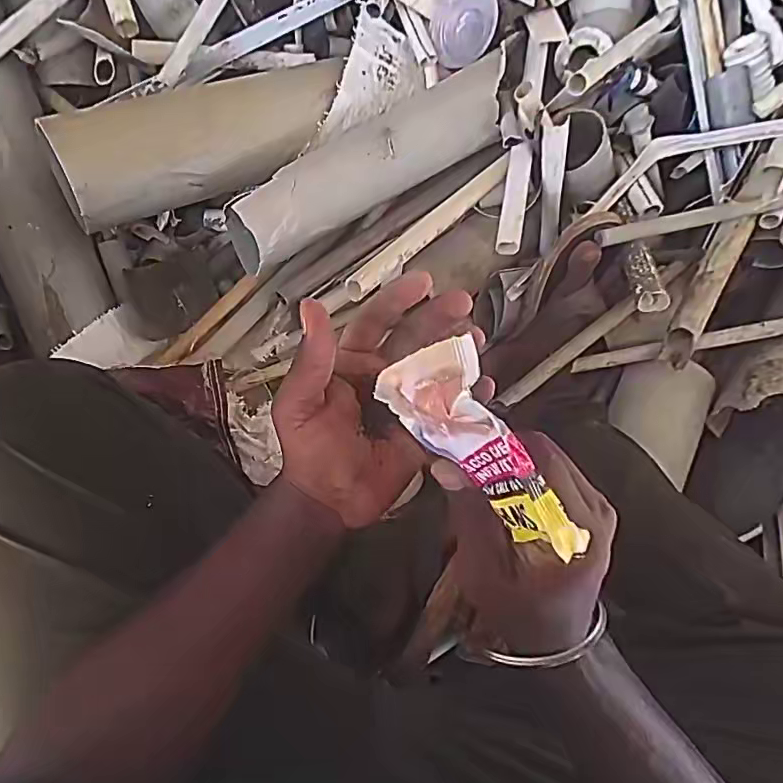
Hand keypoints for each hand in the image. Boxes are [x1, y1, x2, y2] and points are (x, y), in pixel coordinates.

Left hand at [274, 272, 479, 528]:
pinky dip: (468, 397)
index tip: (424, 282)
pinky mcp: (425, 429)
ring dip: (458, 351)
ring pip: (437, 368)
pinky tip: (483, 385)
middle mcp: (383, 375)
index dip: (398, 301)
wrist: (328, 500)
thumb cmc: (307, 449)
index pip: (377, 322)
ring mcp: (407, 401)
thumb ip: (311, 359)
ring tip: (476, 339)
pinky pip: (449, 409)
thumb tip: (310, 307)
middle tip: (463, 303)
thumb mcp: (299, 403)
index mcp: (352, 363)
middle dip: (439, 318)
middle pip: (415, 339)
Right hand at [435, 432, 617, 653]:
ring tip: (481, 477)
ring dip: (511, 461)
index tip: (463, 444)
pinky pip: (555, 473)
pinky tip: (503, 492)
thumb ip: (470, 513)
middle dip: (501, 450)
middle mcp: (594, 509)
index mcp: (575, 524)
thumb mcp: (484, 569)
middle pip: (544, 451)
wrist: (554, 641)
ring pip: (549, 458)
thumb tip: (447, 465)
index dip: (497, 442)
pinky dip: (525, 474)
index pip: (539, 455)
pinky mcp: (593, 510)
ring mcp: (597, 508)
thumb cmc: (517, 610)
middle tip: (466, 460)